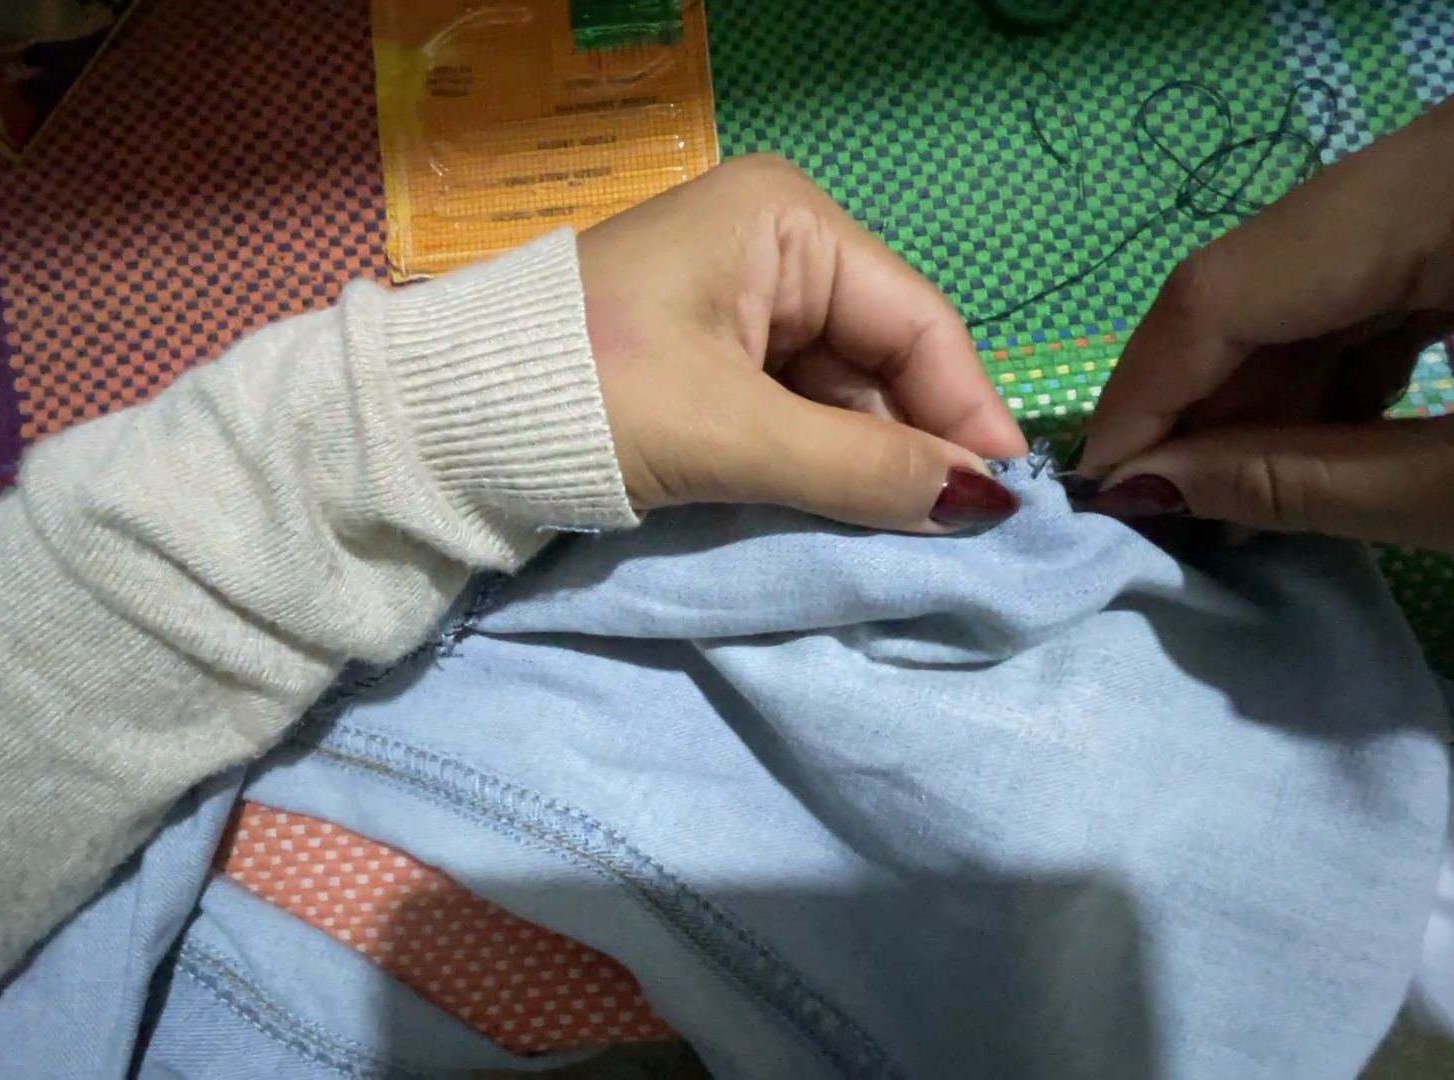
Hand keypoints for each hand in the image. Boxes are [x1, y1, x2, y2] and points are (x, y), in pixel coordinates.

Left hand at [578, 155, 1027, 531]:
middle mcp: (769, 253)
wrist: (447, 425)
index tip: (1006, 497)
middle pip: (878, 359)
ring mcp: (736, 311)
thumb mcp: (729, 432)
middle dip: (912, 443)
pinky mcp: (707, 364)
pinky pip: (788, 415)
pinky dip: (815, 465)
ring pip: (835, 395)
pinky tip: (838, 510)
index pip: (913, 320)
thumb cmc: (586, 398)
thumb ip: (858, 466)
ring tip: (901, 531)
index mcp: (783, 223)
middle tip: (955, 530)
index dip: (966, 409)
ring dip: (864, 463)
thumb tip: (982, 503)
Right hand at [1079, 0, 1453, 581]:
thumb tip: (1151, 490)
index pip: (1238, 277)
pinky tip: (1326, 423)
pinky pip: (1398, 251)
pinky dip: (1345, 350)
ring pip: (1328, 258)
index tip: (1106, 481)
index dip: (1147, 390)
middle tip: (1172, 496)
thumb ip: (1306, 483)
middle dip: (1205, 396)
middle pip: (1278, 262)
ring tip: (1243, 475)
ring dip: (1269, 380)